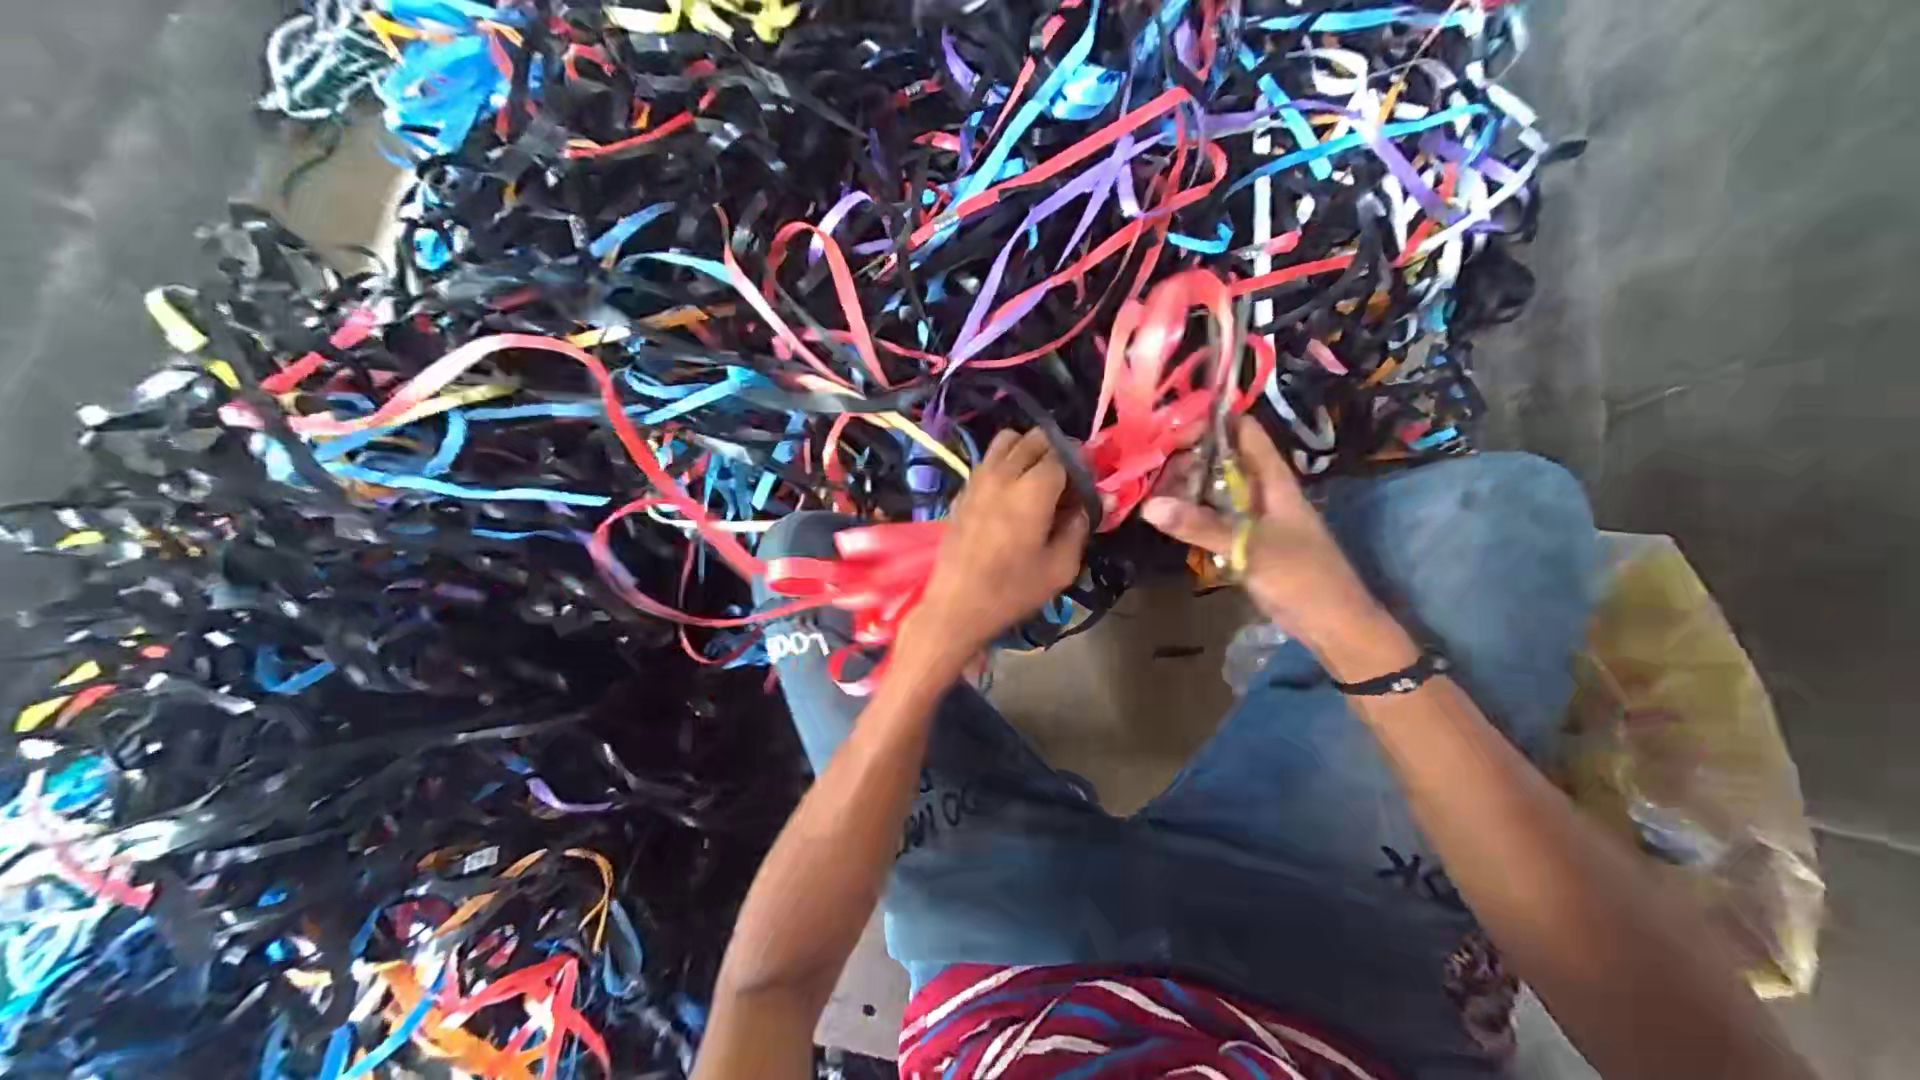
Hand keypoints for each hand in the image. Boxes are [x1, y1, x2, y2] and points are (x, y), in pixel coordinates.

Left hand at [899, 429, 1089, 672]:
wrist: (956, 606)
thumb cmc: (1012, 590)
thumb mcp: (1061, 567)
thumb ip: (1080, 527)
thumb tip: (1095, 501)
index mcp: (1033, 489)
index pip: (1064, 454)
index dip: (1081, 465)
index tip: (1087, 485)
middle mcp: (1003, 473)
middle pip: (1036, 438)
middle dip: (1057, 452)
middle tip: (1066, 481)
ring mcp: (977, 478)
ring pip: (1007, 439)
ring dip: (1027, 450)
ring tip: (1037, 480)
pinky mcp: (962, 491)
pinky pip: (987, 460)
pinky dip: (1004, 464)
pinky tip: (1010, 494)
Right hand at [1140, 417, 1416, 678]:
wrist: (1334, 625)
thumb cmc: (1302, 577)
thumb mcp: (1250, 547)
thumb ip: (1201, 526)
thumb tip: (1150, 506)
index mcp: (1275, 480)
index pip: (1245, 432)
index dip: (1213, 421)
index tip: (1172, 423)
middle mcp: (1262, 491)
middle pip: (1223, 459)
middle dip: (1189, 456)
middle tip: (1149, 461)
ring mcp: (1254, 517)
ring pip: (1216, 489)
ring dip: (1186, 485)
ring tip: (1148, 484)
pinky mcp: (1246, 541)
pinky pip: (1214, 517)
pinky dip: (1191, 513)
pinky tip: (1165, 515)